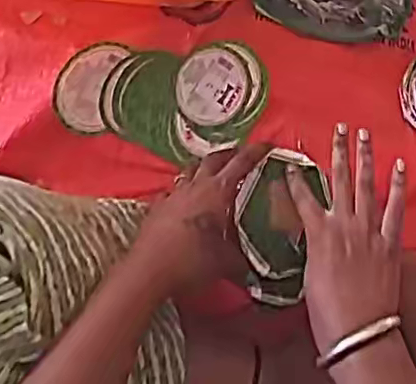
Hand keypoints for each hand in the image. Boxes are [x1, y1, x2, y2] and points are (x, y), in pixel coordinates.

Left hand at [132, 138, 269, 295]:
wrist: (148, 272)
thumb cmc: (192, 262)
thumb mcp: (227, 263)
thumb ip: (245, 259)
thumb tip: (261, 264)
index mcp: (219, 191)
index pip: (242, 162)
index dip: (256, 151)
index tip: (267, 144)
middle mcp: (198, 185)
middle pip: (215, 159)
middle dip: (230, 154)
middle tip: (240, 157)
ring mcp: (175, 193)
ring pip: (191, 169)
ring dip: (203, 168)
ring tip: (211, 173)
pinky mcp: (158, 206)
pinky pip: (172, 190)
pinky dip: (181, 190)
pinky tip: (182, 198)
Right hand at [289, 124, 407, 352]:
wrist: (359, 335)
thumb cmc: (328, 314)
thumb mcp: (310, 277)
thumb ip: (315, 248)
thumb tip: (316, 236)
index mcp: (320, 233)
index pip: (303, 199)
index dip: (296, 181)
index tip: (291, 164)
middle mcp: (344, 224)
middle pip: (339, 179)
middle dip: (339, 150)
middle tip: (341, 127)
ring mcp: (369, 229)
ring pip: (366, 184)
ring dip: (365, 157)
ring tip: (364, 134)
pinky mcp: (390, 241)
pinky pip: (395, 207)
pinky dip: (398, 185)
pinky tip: (400, 166)